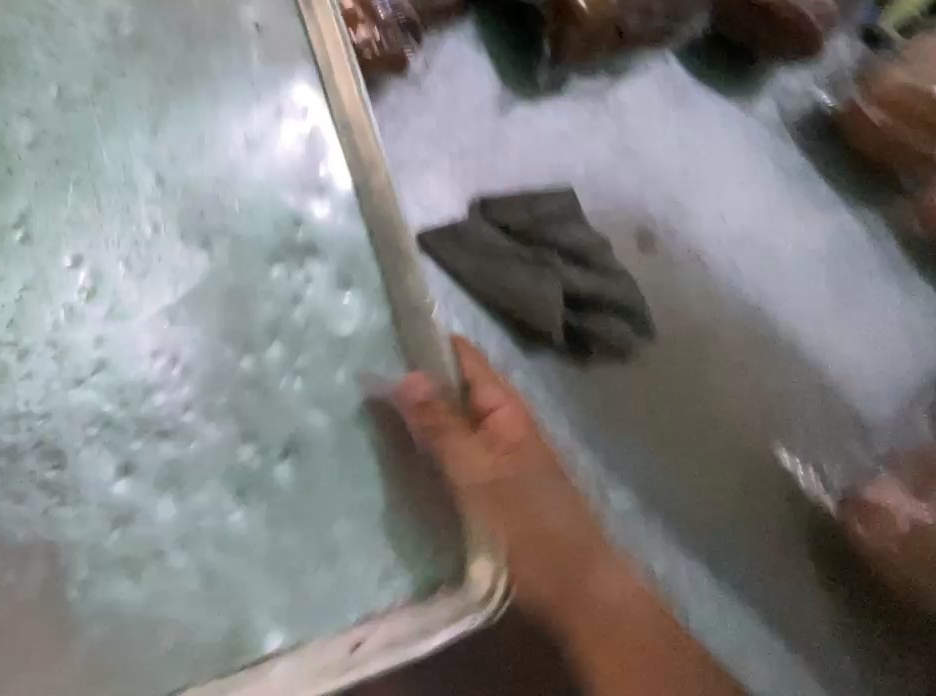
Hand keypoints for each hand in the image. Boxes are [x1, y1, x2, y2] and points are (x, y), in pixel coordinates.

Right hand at [390, 336, 620, 615]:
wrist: (579, 598)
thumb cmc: (530, 529)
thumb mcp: (478, 474)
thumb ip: (440, 425)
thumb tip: (404, 374)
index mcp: (504, 408)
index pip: (461, 355)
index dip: (423, 341)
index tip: (376, 336)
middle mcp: (498, 423)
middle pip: (448, 387)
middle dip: (409, 381)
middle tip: (356, 378)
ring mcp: (492, 455)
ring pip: (444, 421)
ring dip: (412, 416)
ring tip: (362, 407)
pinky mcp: (484, 486)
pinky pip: (446, 452)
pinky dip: (421, 447)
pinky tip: (390, 451)